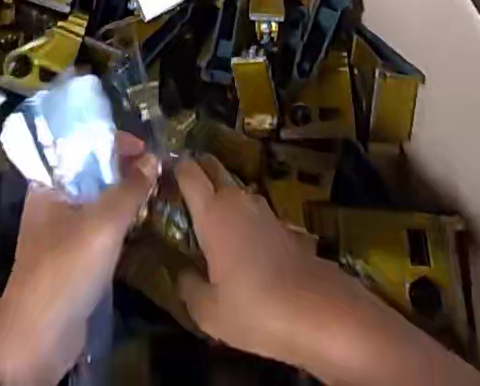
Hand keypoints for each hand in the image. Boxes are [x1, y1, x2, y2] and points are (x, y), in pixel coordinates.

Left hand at [0, 134, 159, 385]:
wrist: (38, 338)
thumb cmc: (65, 268)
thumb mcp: (103, 224)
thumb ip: (129, 189)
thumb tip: (153, 159)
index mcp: (48, 182)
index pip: (81, 145)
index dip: (113, 141)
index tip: (145, 146)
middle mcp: (52, 199)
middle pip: (90, 171)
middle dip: (122, 167)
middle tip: (156, 169)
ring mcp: (61, 229)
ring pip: (97, 200)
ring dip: (123, 194)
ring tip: (155, 189)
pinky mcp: (72, 255)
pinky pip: (99, 226)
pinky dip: (119, 220)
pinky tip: (141, 220)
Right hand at [173, 157, 479, 385]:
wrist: (320, 313)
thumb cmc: (256, 308)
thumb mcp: (209, 311)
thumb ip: (189, 287)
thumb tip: (182, 272)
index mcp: (212, 210)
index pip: (188, 170)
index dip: (173, 167)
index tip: (160, 174)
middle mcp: (236, 198)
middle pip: (212, 167)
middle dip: (197, 168)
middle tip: (180, 187)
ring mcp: (263, 209)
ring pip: (233, 187)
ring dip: (220, 193)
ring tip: (206, 216)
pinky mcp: (283, 224)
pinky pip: (252, 210)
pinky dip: (240, 215)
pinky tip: (238, 241)